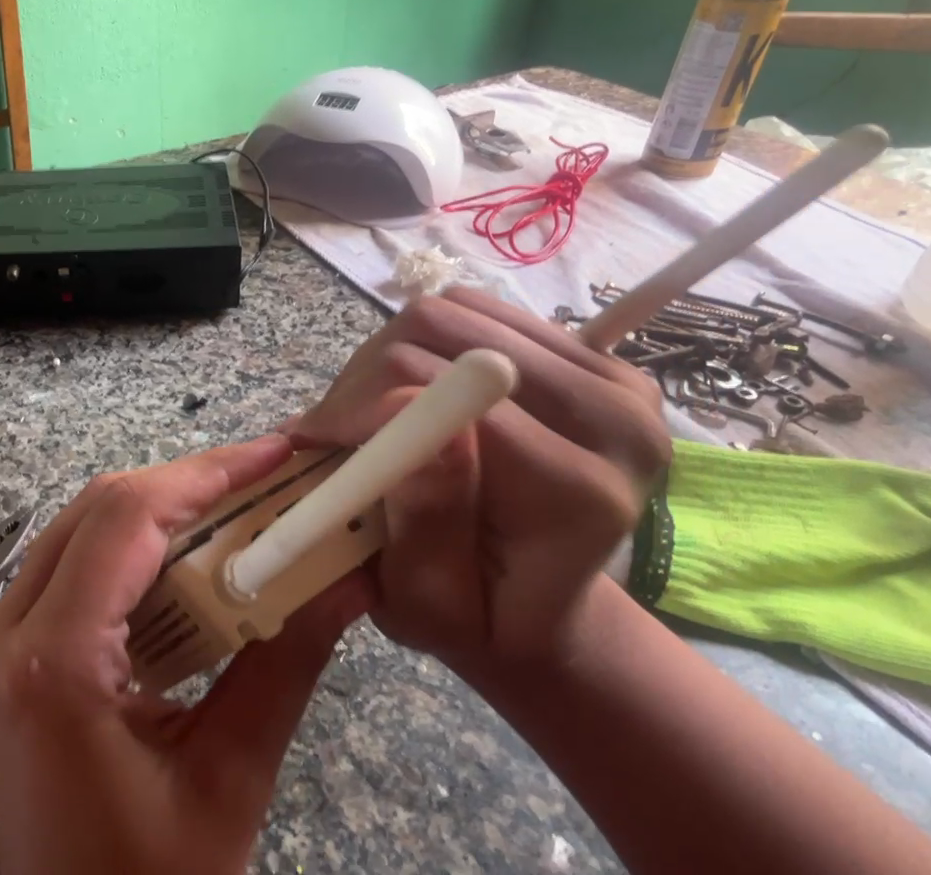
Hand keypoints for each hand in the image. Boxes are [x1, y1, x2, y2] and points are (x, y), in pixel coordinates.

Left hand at [0, 436, 367, 874]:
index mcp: (52, 663)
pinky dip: (131, 549)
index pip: (125, 521)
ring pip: (78, 531)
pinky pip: (68, 567)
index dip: (204, 474)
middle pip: (97, 512)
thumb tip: (349, 579)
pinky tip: (187, 557)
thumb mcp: (229, 776)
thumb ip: (285, 664)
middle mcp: (5, 633)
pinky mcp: (5, 652)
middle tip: (266, 482)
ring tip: (238, 510)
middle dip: (186, 486)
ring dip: (159, 512)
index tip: (274, 455)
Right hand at [286, 288, 671, 666]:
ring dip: (389, 356)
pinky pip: (480, 311)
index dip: (357, 406)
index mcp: (577, 490)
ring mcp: (614, 379)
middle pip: (445, 331)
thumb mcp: (427, 607)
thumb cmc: (476, 620)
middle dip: (366, 376)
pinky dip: (425, 343)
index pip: (440, 391)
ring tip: (373, 416)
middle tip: (339, 431)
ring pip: (456, 310)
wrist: (542, 606)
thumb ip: (421, 519)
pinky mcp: (597, 358)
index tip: (315, 443)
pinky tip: (415, 394)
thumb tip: (402, 409)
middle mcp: (616, 418)